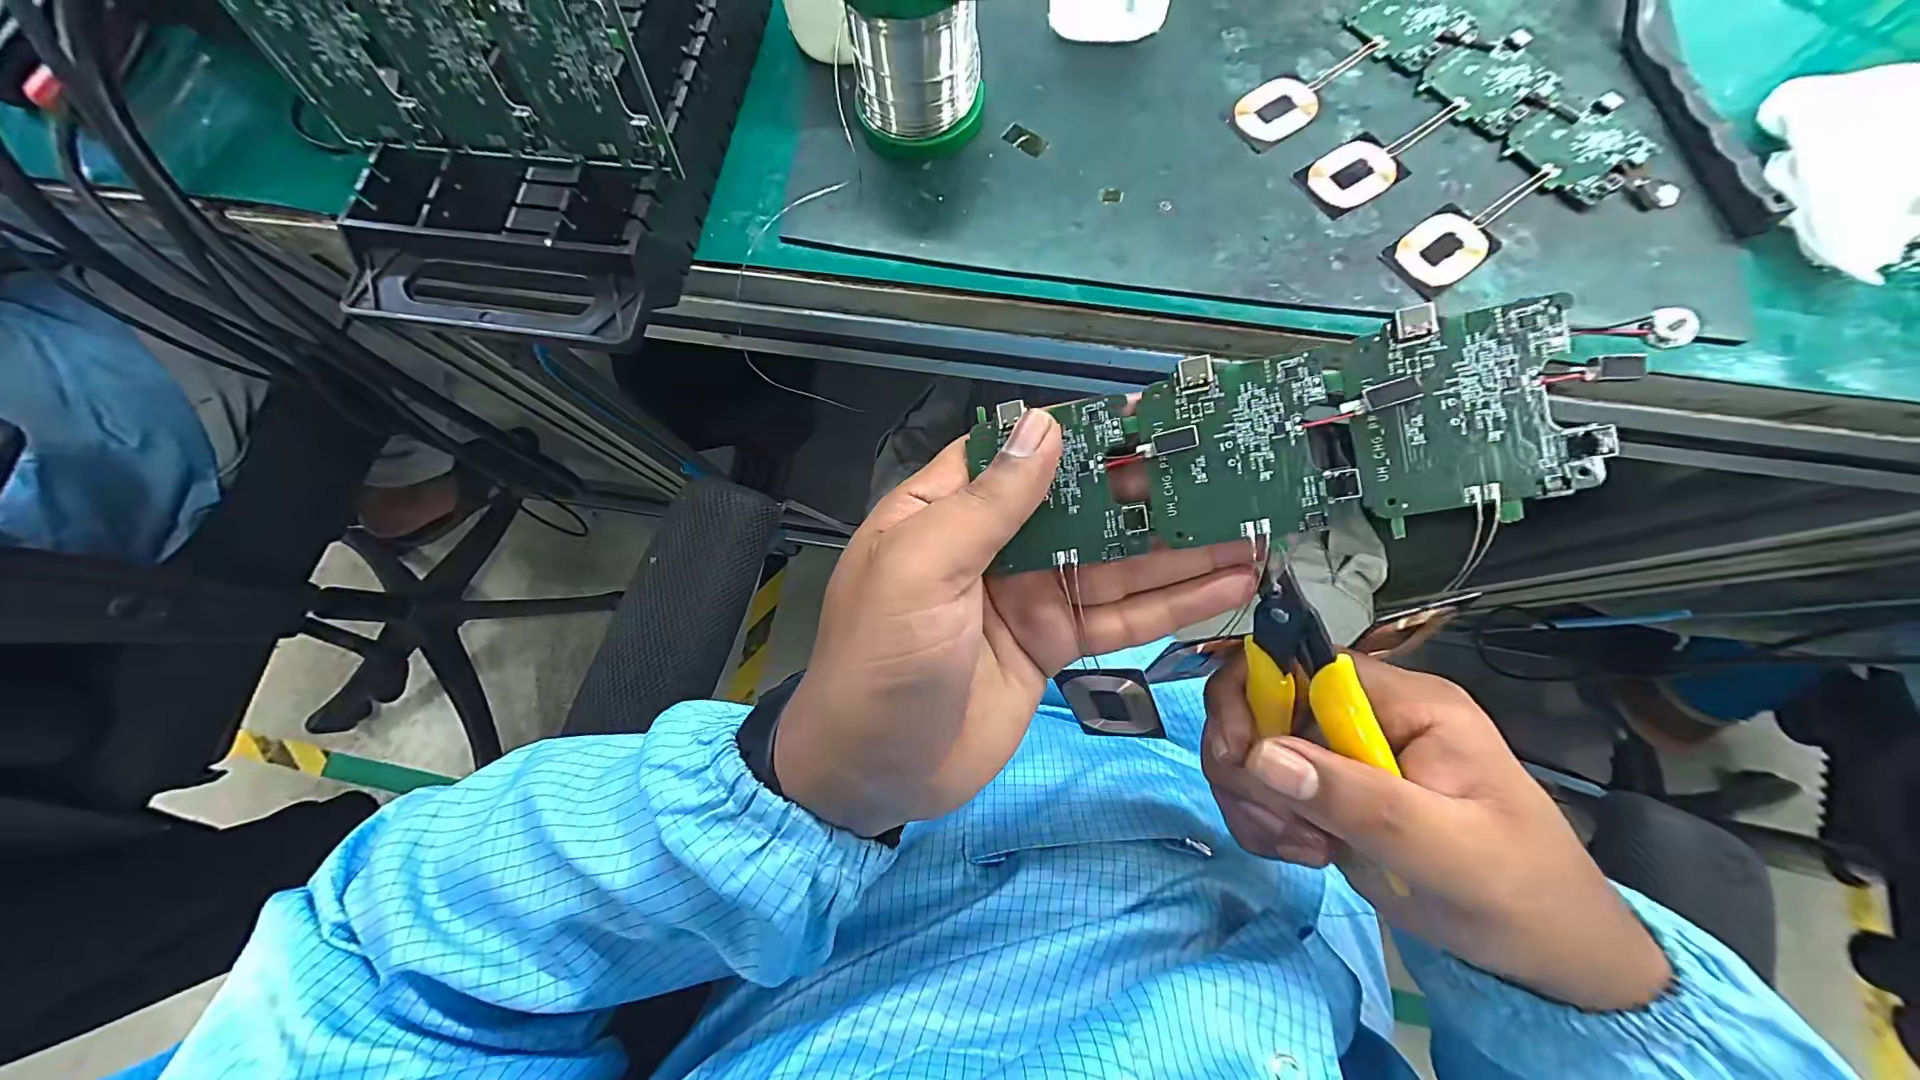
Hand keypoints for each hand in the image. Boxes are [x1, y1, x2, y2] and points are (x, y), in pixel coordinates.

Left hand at [776, 408, 1258, 837]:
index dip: (1077, 434)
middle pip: (1079, 506)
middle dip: (1145, 492)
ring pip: (1113, 563)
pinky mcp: (1053, 644)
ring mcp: (1028, 595)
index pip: (1017, 454)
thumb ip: (985, 503)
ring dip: (1178, 548)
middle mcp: (992, 546)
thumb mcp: (919, 569)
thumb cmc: (879, 661)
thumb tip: (1043, 427)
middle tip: (1222, 472)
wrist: (874, 772)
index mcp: (946, 511)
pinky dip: (1171, 602)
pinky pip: (1118, 615)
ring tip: (1247, 526)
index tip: (1144, 419)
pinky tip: (1226, 584)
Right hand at [1201, 651, 1672, 1010]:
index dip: (1251, 696)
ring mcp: (1338, 748)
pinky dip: (1259, 819)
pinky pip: (1255, 784)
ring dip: (1252, 800)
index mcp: (1403, 700)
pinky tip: (1302, 851)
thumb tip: (1260, 755)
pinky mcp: (1321, 785)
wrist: (1546, 953)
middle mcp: (1361, 711)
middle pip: (1255, 700)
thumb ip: (1357, 799)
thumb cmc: (1520, 895)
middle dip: (1246, 763)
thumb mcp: (1448, 852)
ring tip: (1303, 846)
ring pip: (1247, 745)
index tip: (1239, 759)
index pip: (1296, 660)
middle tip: (1278, 823)